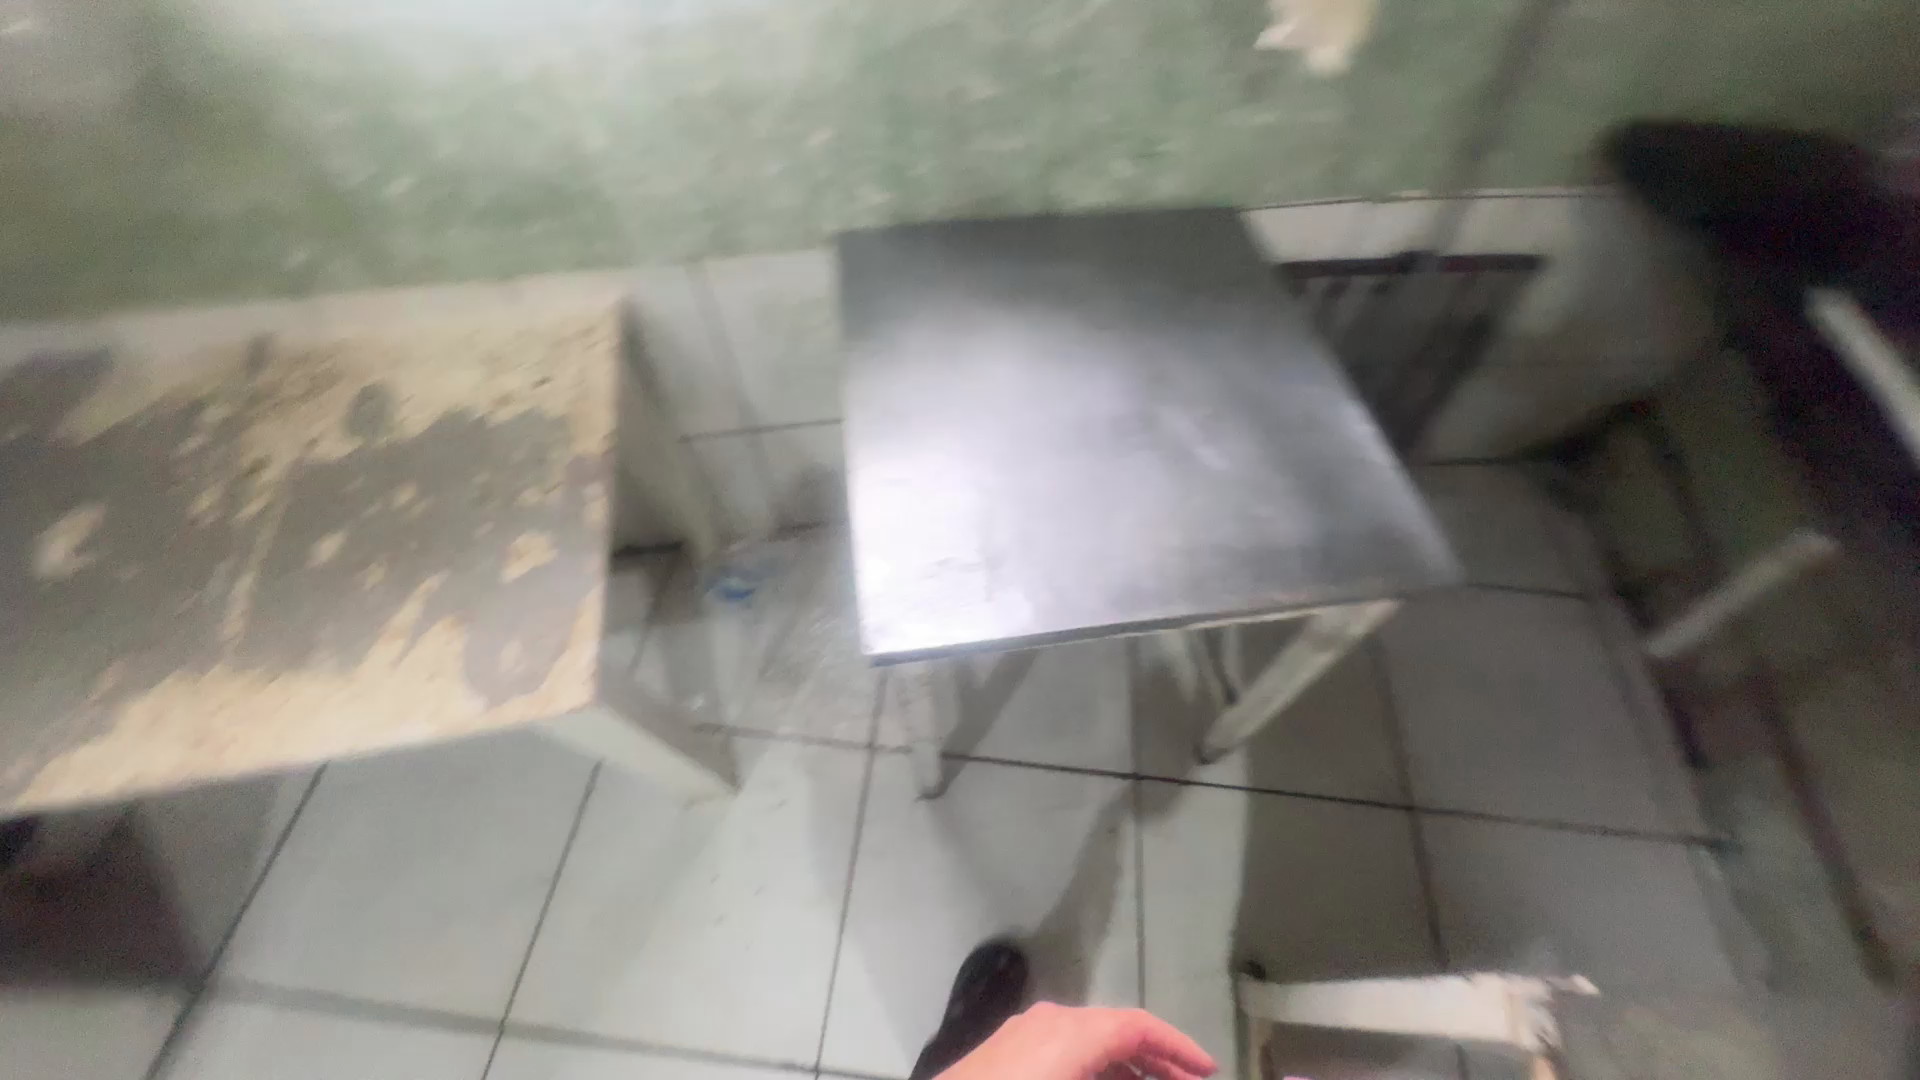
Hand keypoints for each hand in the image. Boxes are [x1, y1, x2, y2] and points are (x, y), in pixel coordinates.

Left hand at [936, 1002, 1218, 1079]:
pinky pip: (1063, 1050)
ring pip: (1087, 1040)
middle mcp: (1048, 1020)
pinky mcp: (1006, 1051)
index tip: (1207, 1069)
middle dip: (1153, 1058)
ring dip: (1122, 1065)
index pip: (1135, 1025)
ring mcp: (1024, 1032)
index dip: (1176, 1046)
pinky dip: (1092, 1067)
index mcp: (1070, 1031)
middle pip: (1113, 1030)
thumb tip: (1153, 1078)